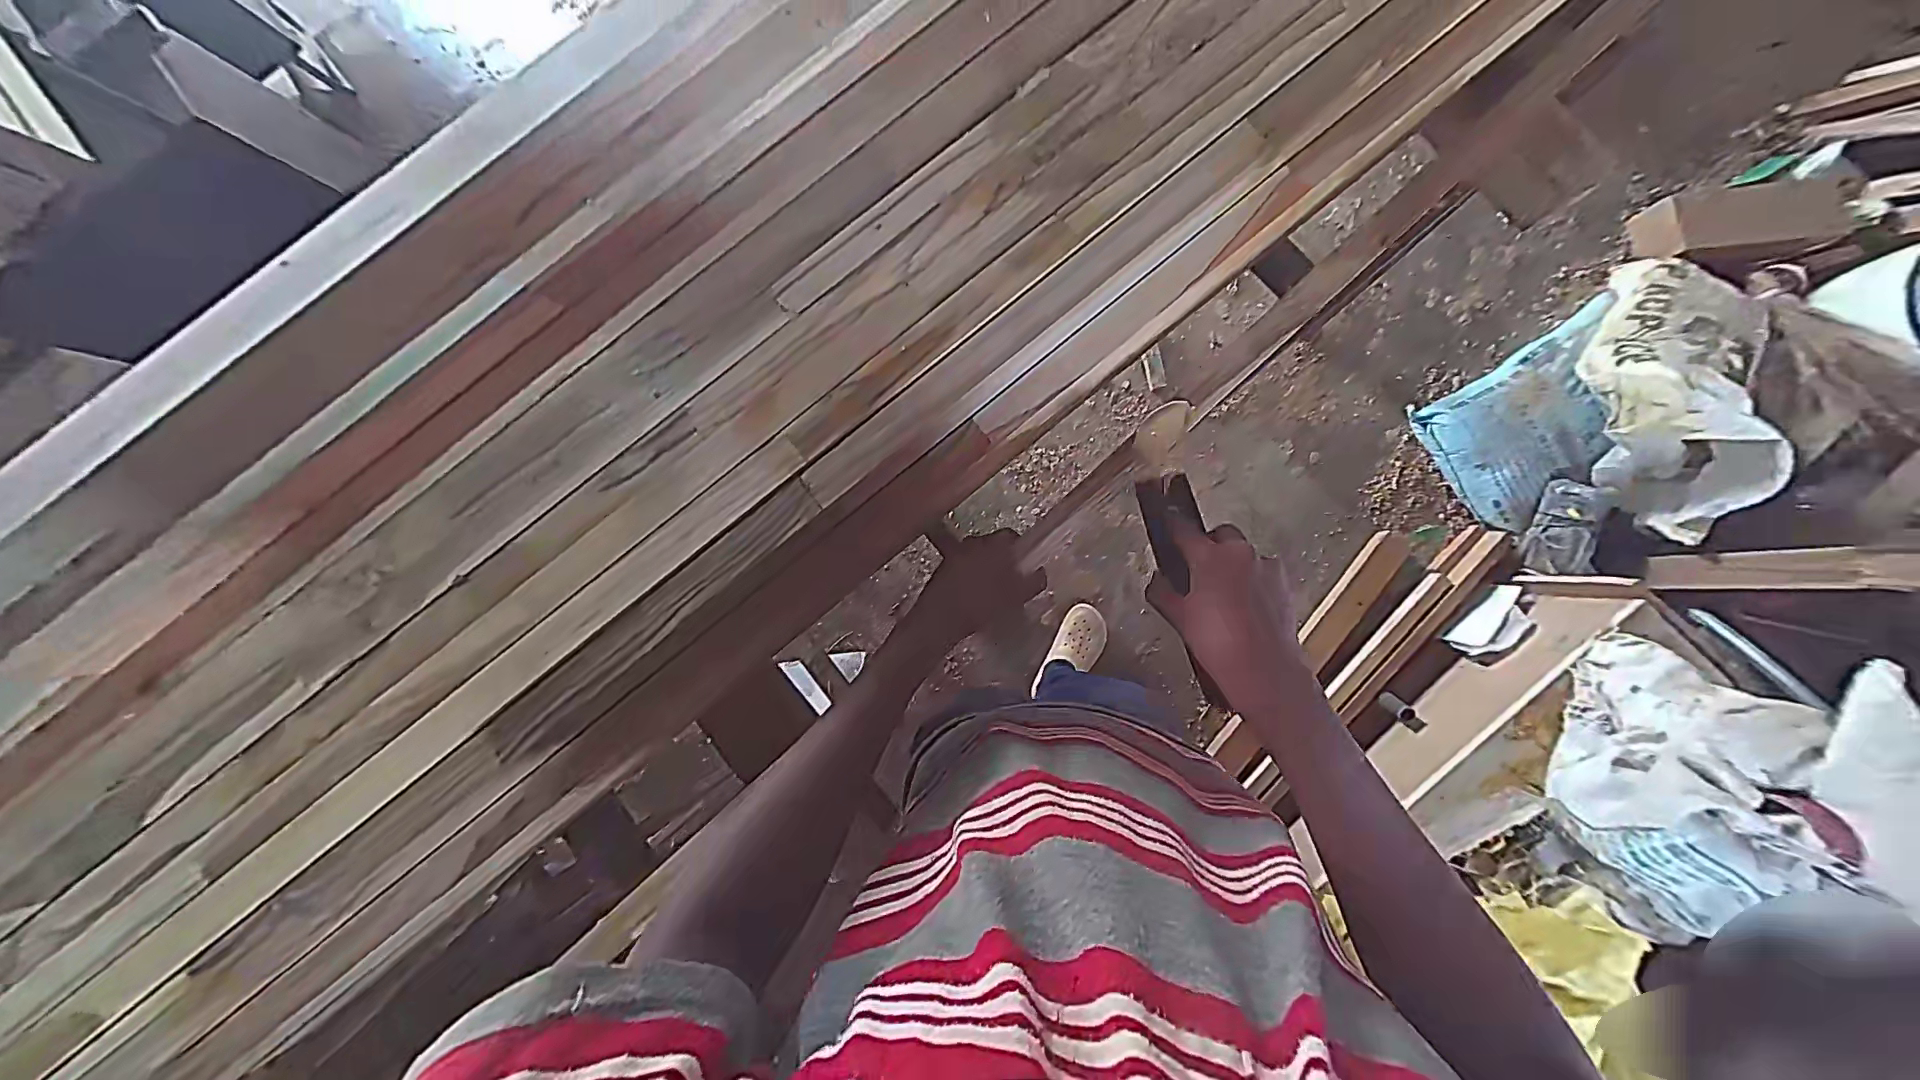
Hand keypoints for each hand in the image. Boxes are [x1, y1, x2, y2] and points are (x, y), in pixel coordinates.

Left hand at [904, 530, 1045, 650]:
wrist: (942, 618)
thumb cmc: (983, 605)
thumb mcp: (1017, 597)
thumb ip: (1033, 582)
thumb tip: (1040, 574)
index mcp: (996, 544)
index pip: (1012, 535)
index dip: (1019, 549)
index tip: (1023, 565)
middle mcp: (974, 541)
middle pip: (993, 543)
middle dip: (1001, 557)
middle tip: (1009, 578)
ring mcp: (955, 552)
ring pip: (976, 553)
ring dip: (983, 565)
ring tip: (990, 587)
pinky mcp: (942, 565)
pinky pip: (962, 564)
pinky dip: (968, 573)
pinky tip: (972, 593)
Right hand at [1146, 514, 1307, 706]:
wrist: (1265, 671)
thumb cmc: (1221, 645)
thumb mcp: (1179, 618)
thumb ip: (1164, 593)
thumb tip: (1158, 582)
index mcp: (1210, 557)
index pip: (1184, 530)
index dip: (1172, 525)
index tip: (1167, 520)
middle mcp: (1241, 555)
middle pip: (1220, 535)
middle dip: (1207, 545)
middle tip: (1194, 568)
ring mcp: (1266, 568)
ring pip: (1243, 554)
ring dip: (1231, 564)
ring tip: (1220, 593)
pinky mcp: (1284, 585)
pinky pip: (1262, 573)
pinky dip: (1252, 581)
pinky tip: (1242, 606)